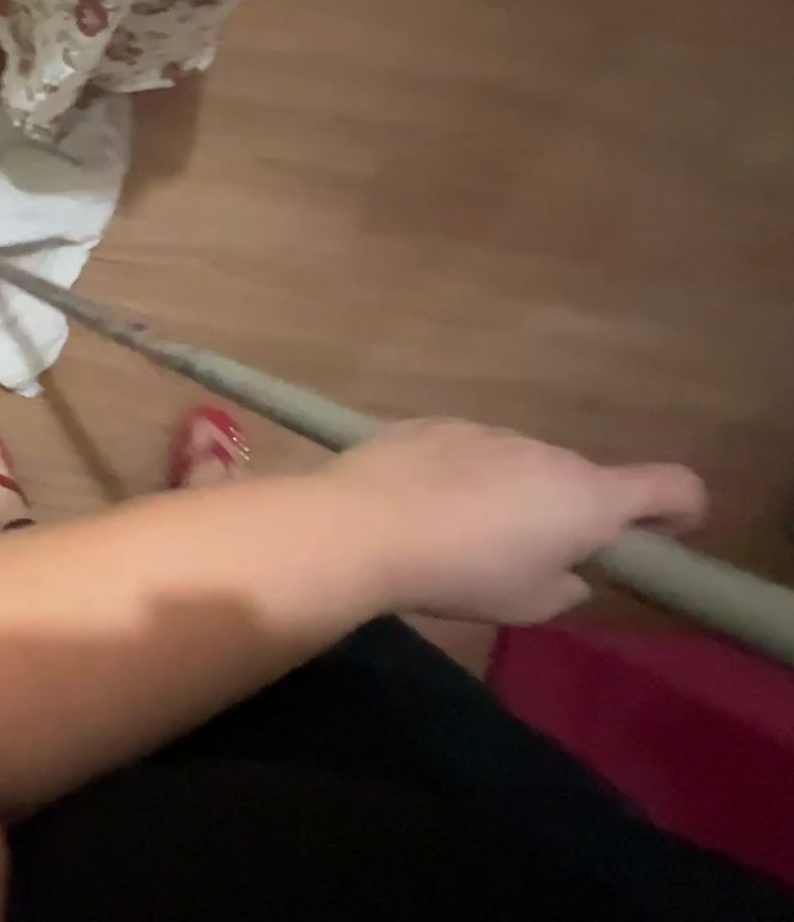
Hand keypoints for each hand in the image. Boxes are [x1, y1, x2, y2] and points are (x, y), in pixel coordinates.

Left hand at [322, 419, 706, 623]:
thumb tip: (566, 571)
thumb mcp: (529, 603)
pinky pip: (454, 447)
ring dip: (500, 483)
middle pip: (576, 474)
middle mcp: (538, 450)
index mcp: (587, 494)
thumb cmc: (453, 573)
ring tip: (449, 521)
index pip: (675, 486)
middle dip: (562, 505)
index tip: (644, 537)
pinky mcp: (418, 424)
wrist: (353, 527)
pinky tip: (411, 495)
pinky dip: (448, 467)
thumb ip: (567, 585)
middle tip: (517, 545)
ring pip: (510, 458)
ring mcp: (474, 430)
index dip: (673, 513)